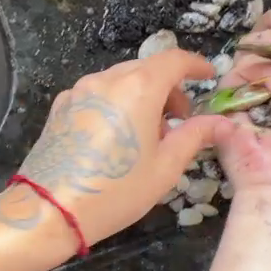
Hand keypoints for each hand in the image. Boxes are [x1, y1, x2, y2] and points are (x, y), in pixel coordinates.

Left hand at [0, 52, 232, 264]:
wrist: (49, 209)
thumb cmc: (115, 190)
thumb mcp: (165, 167)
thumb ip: (193, 136)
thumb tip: (220, 122)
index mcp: (135, 89)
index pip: (172, 60)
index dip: (194, 65)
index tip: (207, 76)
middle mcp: (103, 81)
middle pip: (144, 70)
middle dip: (167, 87)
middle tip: (179, 120)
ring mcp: (76, 93)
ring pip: (117, 81)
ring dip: (140, 96)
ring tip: (149, 134)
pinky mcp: (58, 108)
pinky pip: (95, 95)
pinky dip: (114, 103)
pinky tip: (118, 136)